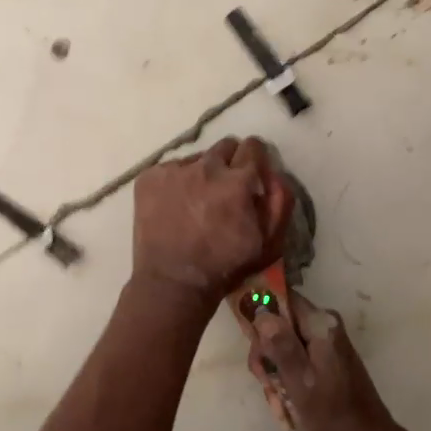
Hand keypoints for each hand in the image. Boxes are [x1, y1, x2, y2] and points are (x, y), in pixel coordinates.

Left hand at [131, 137, 287, 308]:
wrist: (173, 284)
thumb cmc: (225, 266)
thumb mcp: (269, 242)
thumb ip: (281, 200)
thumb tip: (274, 172)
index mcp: (237, 180)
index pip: (253, 146)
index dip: (256, 160)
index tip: (252, 175)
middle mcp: (205, 167)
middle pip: (225, 146)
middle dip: (231, 162)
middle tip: (226, 190)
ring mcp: (173, 170)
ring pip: (197, 158)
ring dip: (203, 173)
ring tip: (197, 203)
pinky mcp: (149, 178)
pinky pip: (171, 169)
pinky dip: (177, 182)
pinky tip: (176, 207)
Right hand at [248, 291, 399, 430]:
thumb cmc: (330, 411)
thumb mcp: (299, 381)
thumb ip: (281, 345)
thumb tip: (262, 311)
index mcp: (320, 324)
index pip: (282, 297)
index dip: (261, 313)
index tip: (252, 341)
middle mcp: (323, 325)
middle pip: (279, 324)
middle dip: (266, 354)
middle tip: (266, 383)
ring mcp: (325, 342)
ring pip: (283, 344)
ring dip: (274, 372)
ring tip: (278, 400)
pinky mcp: (325, 358)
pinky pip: (295, 358)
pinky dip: (287, 378)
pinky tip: (286, 401)